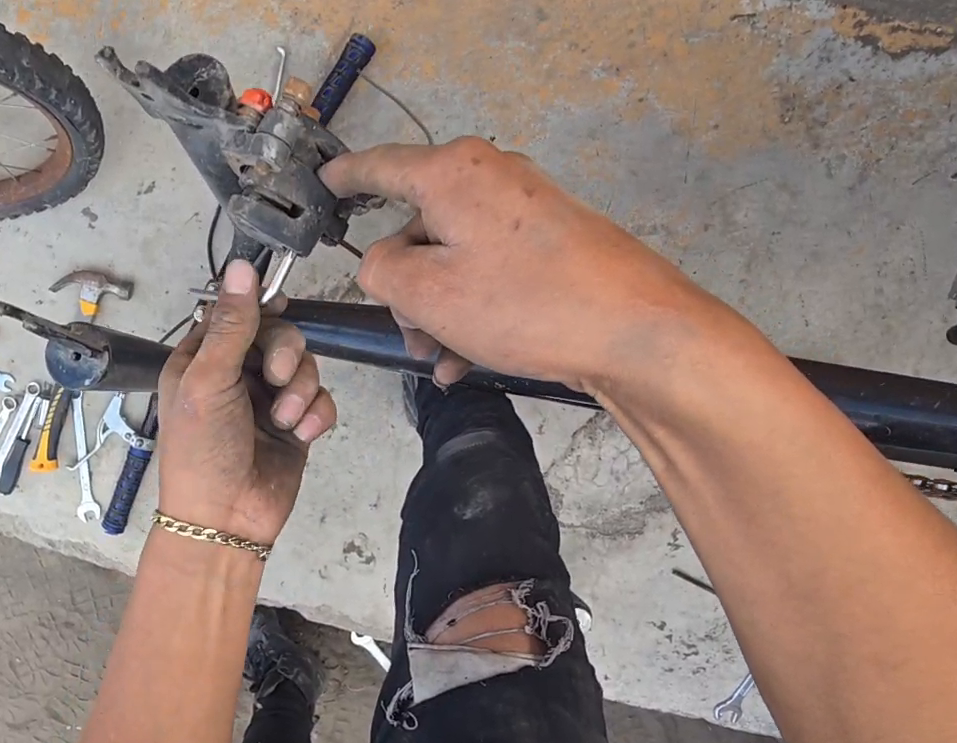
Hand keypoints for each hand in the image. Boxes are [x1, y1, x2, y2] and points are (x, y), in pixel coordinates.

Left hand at [155, 260, 336, 546]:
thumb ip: (230, 325)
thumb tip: (241, 267)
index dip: (258, 310)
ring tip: (284, 420)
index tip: (276, 308)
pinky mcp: (294, 426)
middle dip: (285, 354)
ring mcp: (267, 402)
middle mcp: (234, 377)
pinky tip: (302, 434)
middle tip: (277, 376)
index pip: (235, 315)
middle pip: (278, 335)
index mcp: (201, 362)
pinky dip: (315, 414)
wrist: (225, 519)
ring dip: (300, 390)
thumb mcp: (208, 382)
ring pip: (305, 366)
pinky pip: (320, 400)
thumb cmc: (202, 452)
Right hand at [321, 137, 766, 391]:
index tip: (325, 182)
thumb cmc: (523, 304)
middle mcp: (490, 179)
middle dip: (404, 287)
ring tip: (440, 360)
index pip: (381, 167)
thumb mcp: (425, 293)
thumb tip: (383, 262)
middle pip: (417, 228)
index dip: (346, 178)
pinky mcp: (547, 241)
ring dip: (435, 312)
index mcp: (453, 176)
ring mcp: (523, 210)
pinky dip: (468, 313)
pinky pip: (486, 273)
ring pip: (450, 259)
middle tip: (409, 336)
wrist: (630, 330)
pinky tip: (465, 360)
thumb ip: (379, 270)